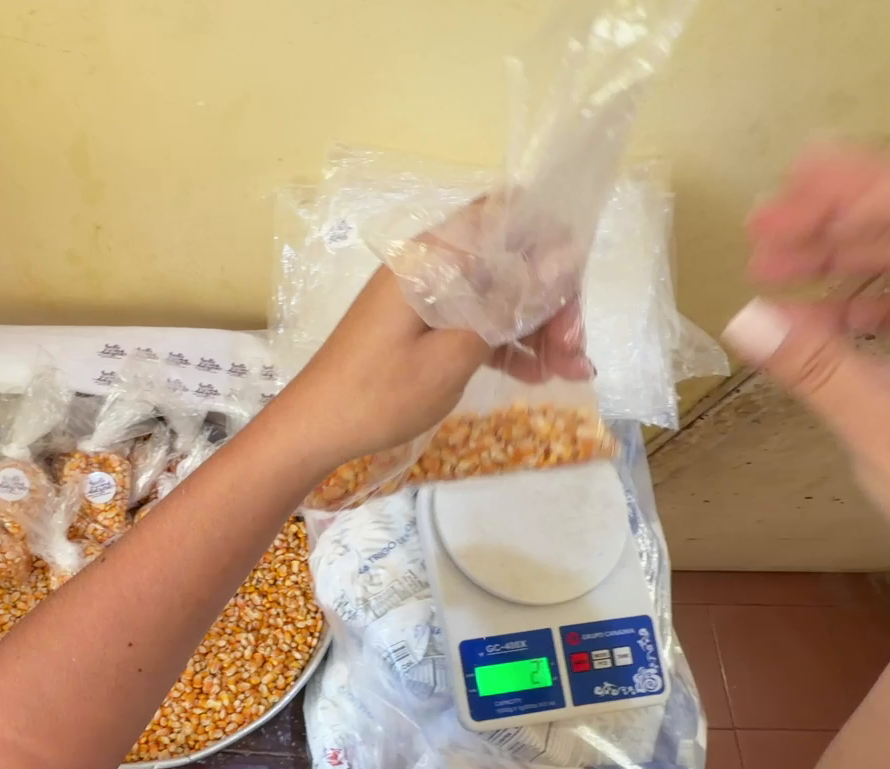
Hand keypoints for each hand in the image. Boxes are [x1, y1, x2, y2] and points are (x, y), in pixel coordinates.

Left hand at [269, 265, 585, 469]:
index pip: (510, 217)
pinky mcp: (423, 326)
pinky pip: (475, 322)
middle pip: (510, 261)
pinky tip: (537, 375)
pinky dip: (506, 345)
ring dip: (537, 329)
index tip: (574, 295)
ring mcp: (426, 297)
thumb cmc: (379, 394)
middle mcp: (431, 265)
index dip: (553, 245)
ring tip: (569, 372)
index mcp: (434, 256)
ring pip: (498, 295)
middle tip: (574, 352)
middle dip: (551, 300)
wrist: (315, 429)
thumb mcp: (453, 354)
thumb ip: (509, 305)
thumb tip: (564, 256)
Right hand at [724, 145, 889, 595]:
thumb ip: (816, 368)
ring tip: (769, 266)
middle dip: (839, 221)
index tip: (793, 175)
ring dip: (844, 260)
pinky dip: (858, 305)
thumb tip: (742, 318)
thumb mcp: (887, 432)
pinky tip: (807, 318)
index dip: (863, 185)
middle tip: (760, 229)